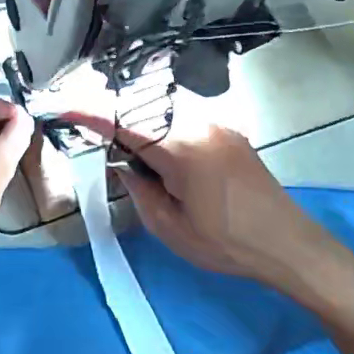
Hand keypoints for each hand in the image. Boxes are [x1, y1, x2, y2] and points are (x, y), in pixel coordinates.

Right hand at [63, 112, 341, 288]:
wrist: (288, 244)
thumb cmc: (227, 243)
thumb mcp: (170, 227)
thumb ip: (139, 190)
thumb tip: (123, 166)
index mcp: (181, 148)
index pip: (126, 123)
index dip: (91, 115)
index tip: (64, 108)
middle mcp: (200, 126)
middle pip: (146, 112)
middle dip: (118, 122)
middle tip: (102, 144)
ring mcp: (219, 127)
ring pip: (167, 116)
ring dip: (144, 129)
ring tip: (134, 158)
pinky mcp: (232, 135)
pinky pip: (188, 123)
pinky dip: (167, 133)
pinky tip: (165, 159)